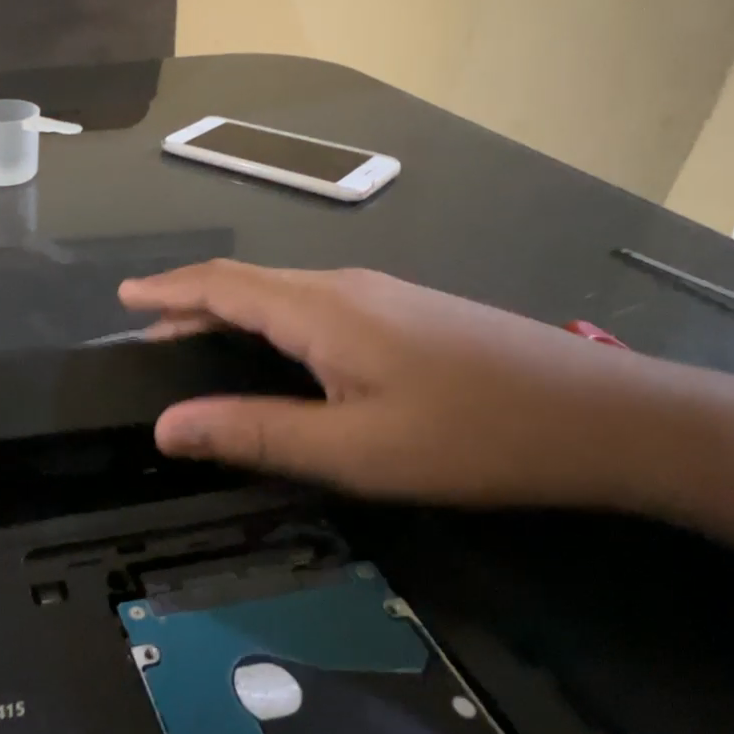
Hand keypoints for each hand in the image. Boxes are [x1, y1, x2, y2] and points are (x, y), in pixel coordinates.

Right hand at [120, 260, 695, 507]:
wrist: (611, 419)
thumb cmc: (473, 436)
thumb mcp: (353, 449)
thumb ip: (253, 433)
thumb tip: (165, 426)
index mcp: (319, 309)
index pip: (221, 284)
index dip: (166, 289)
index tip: (123, 296)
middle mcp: (343, 287)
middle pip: (247, 284)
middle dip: (189, 306)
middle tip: (149, 342)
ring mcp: (381, 296)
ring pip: (282, 295)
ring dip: (230, 316)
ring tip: (197, 350)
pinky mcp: (407, 315)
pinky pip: (314, 308)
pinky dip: (270, 324)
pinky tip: (277, 358)